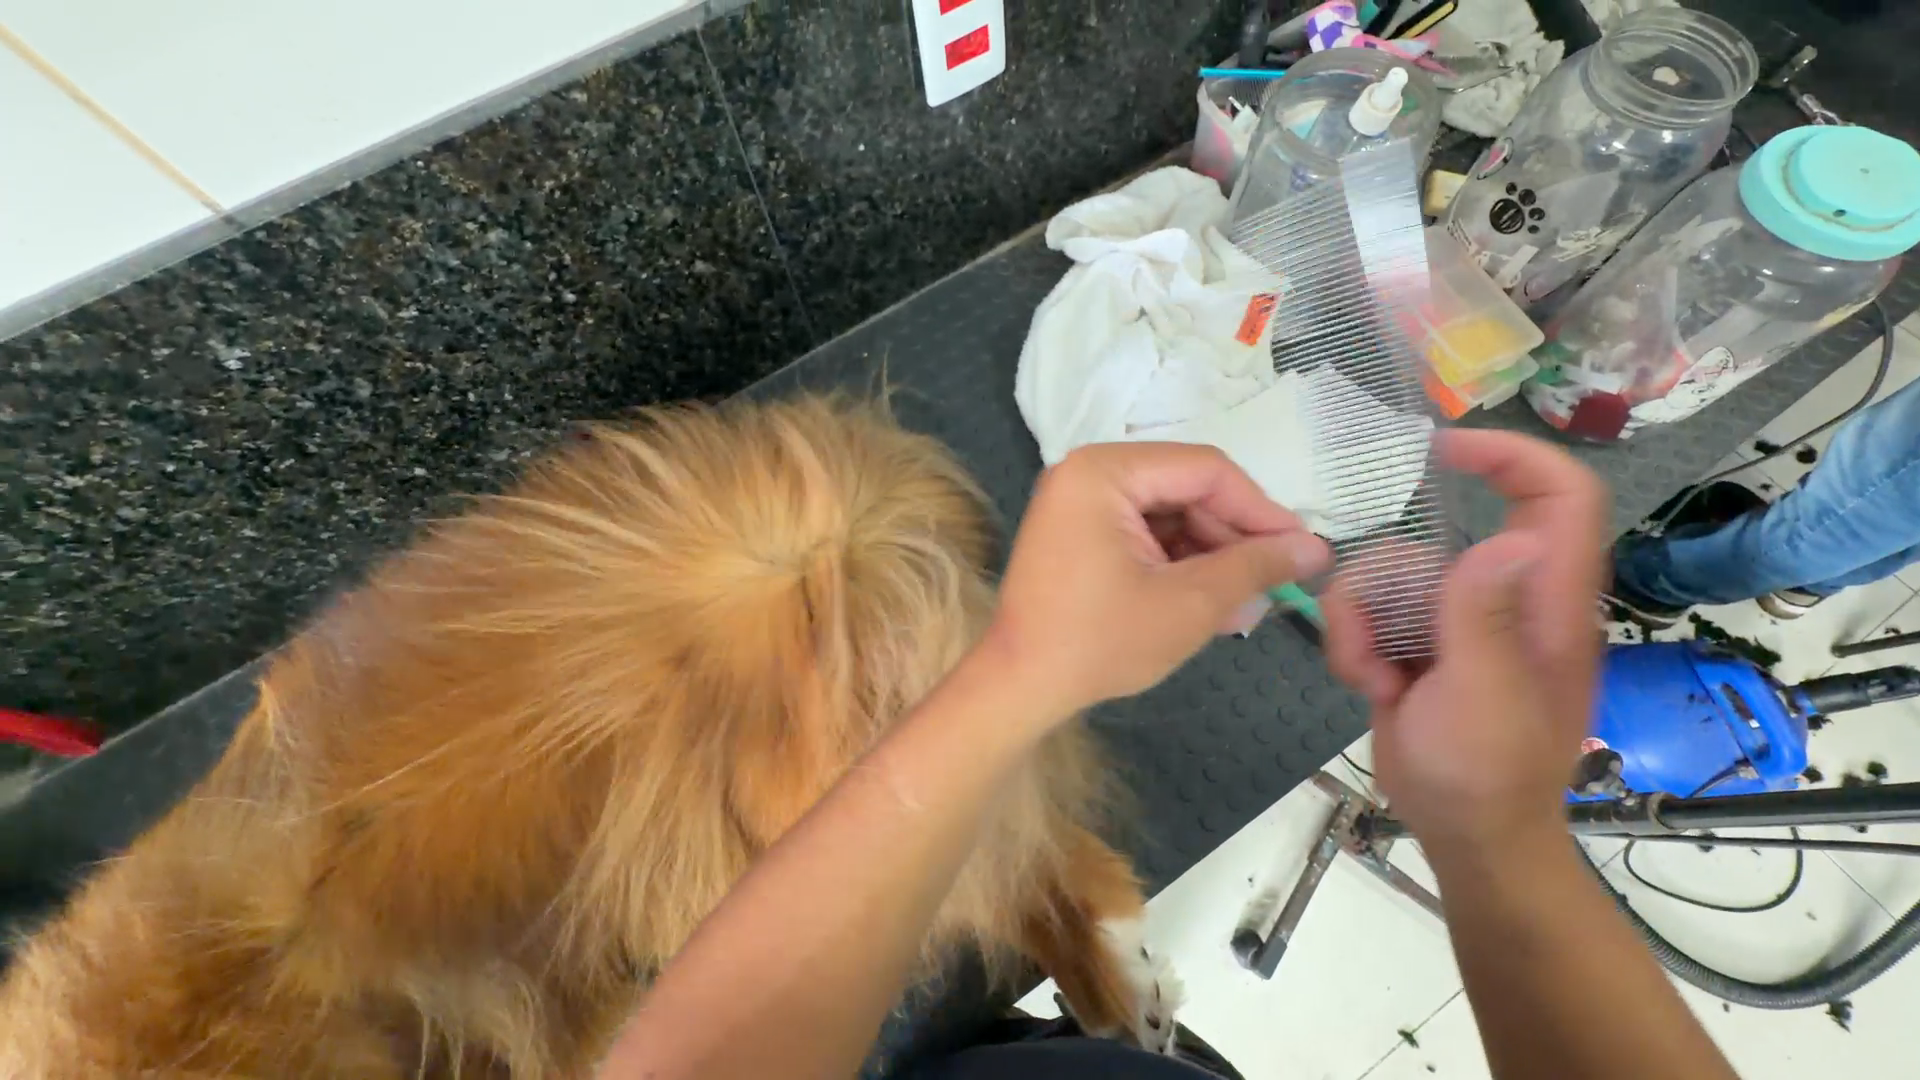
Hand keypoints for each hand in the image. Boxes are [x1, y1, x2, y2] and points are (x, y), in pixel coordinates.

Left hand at [984, 443, 1331, 723]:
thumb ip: (1254, 566)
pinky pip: (1143, 534)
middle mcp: (1086, 473)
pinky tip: (1209, 603)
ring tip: (1245, 606)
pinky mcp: (1077, 534)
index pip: (1206, 470)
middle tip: (1275, 585)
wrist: (1020, 684)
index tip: (1302, 549)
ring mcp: (1078, 503)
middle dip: (1233, 540)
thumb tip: (1315, 547)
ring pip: (1168, 516)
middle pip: (1186, 490)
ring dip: (1210, 557)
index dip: (1261, 510)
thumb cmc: (1100, 642)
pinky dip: (1177, 565)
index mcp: (1104, 471)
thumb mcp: (1189, 603)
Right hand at [1323, 430, 1608, 852]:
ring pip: (1382, 578)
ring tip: (1375, 677)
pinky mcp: (1411, 644)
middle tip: (1375, 628)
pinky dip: (1350, 644)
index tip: (1442, 450)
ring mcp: (1450, 623)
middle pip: (1432, 541)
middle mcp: (1499, 600)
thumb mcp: (1485, 693)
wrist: (1461, 830)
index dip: (1511, 456)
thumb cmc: (1485, 770)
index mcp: (1545, 602)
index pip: (1557, 497)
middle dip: (1385, 580)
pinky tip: (1370, 686)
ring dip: (1358, 624)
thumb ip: (1486, 615)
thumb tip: (1508, 539)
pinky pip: (1362, 612)